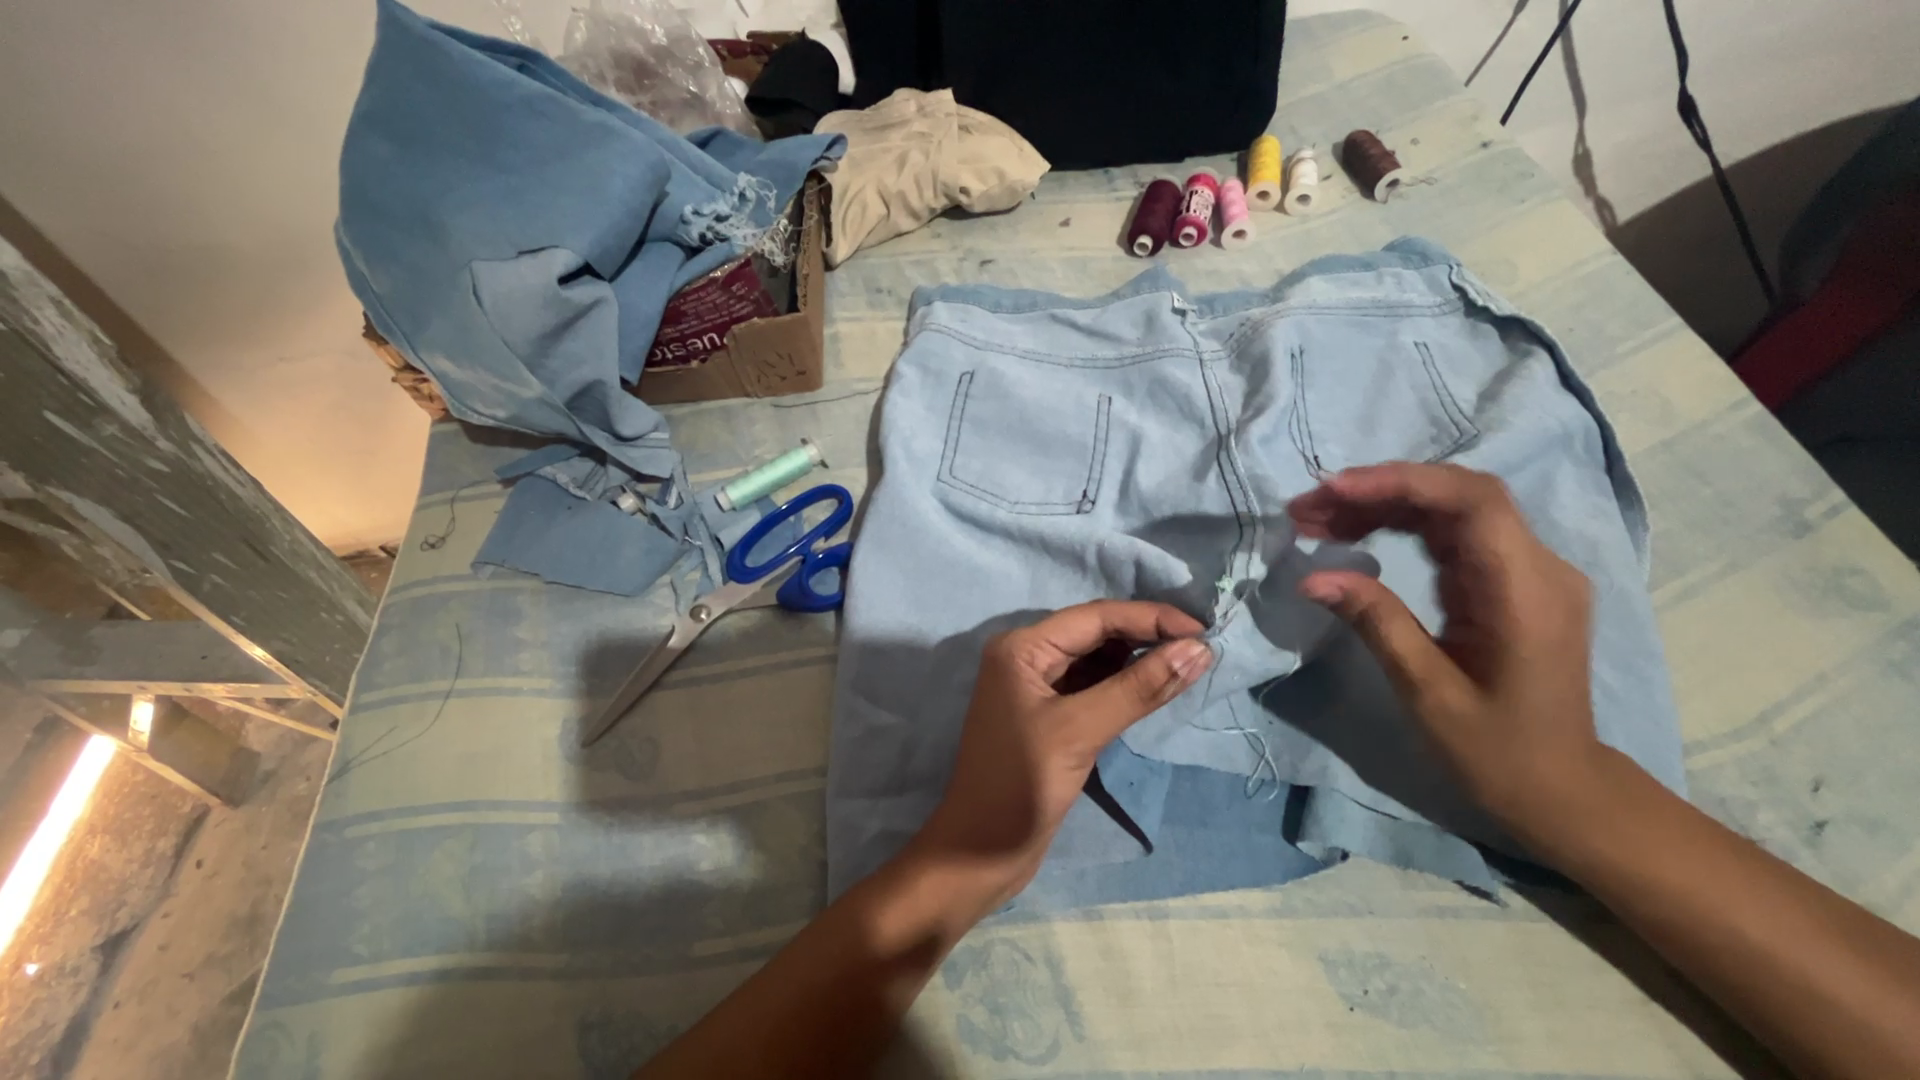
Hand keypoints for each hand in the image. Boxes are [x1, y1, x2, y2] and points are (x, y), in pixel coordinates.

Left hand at [909, 601, 1212, 910]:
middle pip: (1097, 633)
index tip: (1205, 631)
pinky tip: (1158, 689)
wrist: (980, 852)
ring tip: (1191, 665)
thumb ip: (1139, 687)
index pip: (1096, 616)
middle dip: (1148, 636)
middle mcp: (1027, 658)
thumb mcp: (1081, 730)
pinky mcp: (1049, 717)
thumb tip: (1199, 650)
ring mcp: (1036, 688)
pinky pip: (1094, 687)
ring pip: (1098, 661)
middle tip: (1204, 649)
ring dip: (1140, 661)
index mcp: (1023, 647)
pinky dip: (1126, 686)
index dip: (1151, 618)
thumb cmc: (1021, 785)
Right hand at [1287, 463, 1605, 834]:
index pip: (1472, 501)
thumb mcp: (1427, 692)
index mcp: (1526, 591)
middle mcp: (1537, 567)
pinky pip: (1452, 535)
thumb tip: (1314, 575)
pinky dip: (1399, 526)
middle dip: (1378, 490)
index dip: (1400, 482)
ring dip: (1382, 505)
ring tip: (1316, 521)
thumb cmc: (1497, 752)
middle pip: (1457, 496)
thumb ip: (1376, 622)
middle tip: (1306, 510)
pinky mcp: (1509, 582)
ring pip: (1450, 510)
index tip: (1333, 490)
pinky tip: (1355, 535)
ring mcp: (1527, 571)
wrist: (1559, 789)